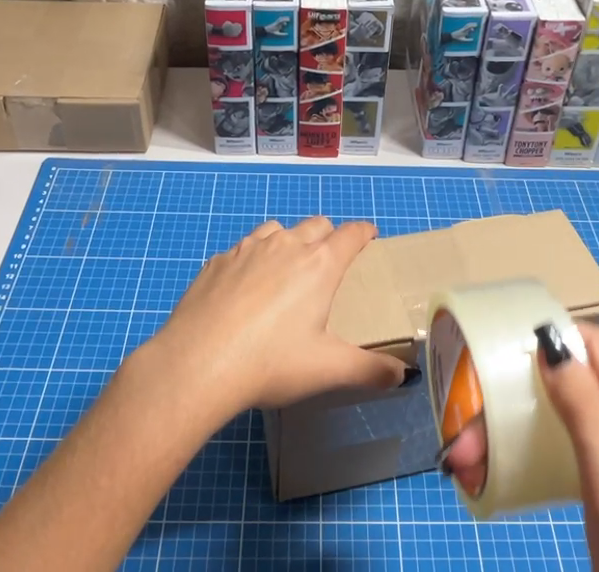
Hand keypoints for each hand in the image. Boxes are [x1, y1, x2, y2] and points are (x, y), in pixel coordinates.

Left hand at [139, 217, 406, 415]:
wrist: (197, 363)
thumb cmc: (271, 363)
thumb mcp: (328, 370)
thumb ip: (370, 370)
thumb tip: (401, 374)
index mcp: (319, 265)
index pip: (351, 234)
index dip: (365, 233)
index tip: (370, 237)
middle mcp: (286, 245)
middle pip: (317, 225)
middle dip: (329, 236)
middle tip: (330, 264)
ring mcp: (247, 249)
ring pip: (278, 230)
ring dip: (289, 241)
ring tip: (287, 271)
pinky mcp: (217, 261)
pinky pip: (243, 248)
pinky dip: (253, 259)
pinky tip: (245, 288)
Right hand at [460, 323, 598, 571]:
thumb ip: (586, 414)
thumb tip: (549, 341)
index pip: (594, 347)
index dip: (546, 339)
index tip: (489, 350)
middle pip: (567, 386)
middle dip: (512, 400)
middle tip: (461, 440)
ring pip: (558, 420)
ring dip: (509, 431)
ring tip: (463, 461)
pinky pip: (563, 451)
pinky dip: (526, 455)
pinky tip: (491, 471)